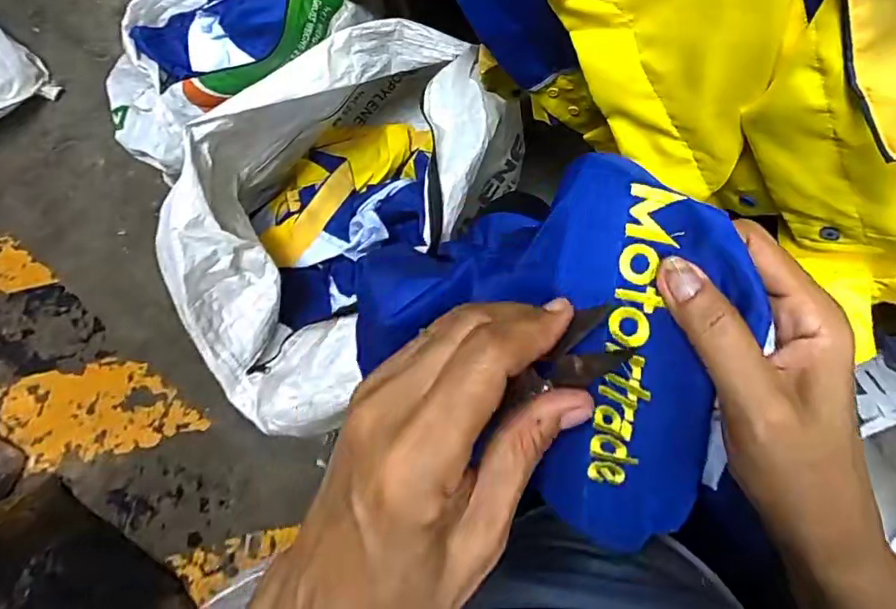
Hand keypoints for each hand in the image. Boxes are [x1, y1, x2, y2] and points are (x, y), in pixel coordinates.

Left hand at [253, 301, 593, 608]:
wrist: (319, 604)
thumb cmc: (403, 586)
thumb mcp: (477, 541)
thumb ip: (522, 455)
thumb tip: (576, 397)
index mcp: (417, 454)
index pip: (484, 357)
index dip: (531, 329)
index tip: (569, 318)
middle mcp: (387, 410)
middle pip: (465, 327)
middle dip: (521, 315)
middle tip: (561, 327)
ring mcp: (370, 395)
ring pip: (447, 324)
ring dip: (498, 318)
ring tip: (536, 337)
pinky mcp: (366, 391)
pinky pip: (429, 338)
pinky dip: (471, 331)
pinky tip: (495, 351)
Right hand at [660, 221, 895, 608]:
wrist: (820, 539)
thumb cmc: (796, 470)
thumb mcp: (753, 398)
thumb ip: (716, 330)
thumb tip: (673, 265)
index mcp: (814, 310)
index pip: (758, 248)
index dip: (710, 236)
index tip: (657, 233)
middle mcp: (803, 313)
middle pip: (744, 269)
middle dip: (696, 265)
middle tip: (637, 262)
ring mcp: (786, 338)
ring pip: (734, 298)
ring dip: (694, 295)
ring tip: (640, 288)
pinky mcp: (769, 362)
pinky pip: (731, 328)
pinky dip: (699, 324)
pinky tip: (663, 326)